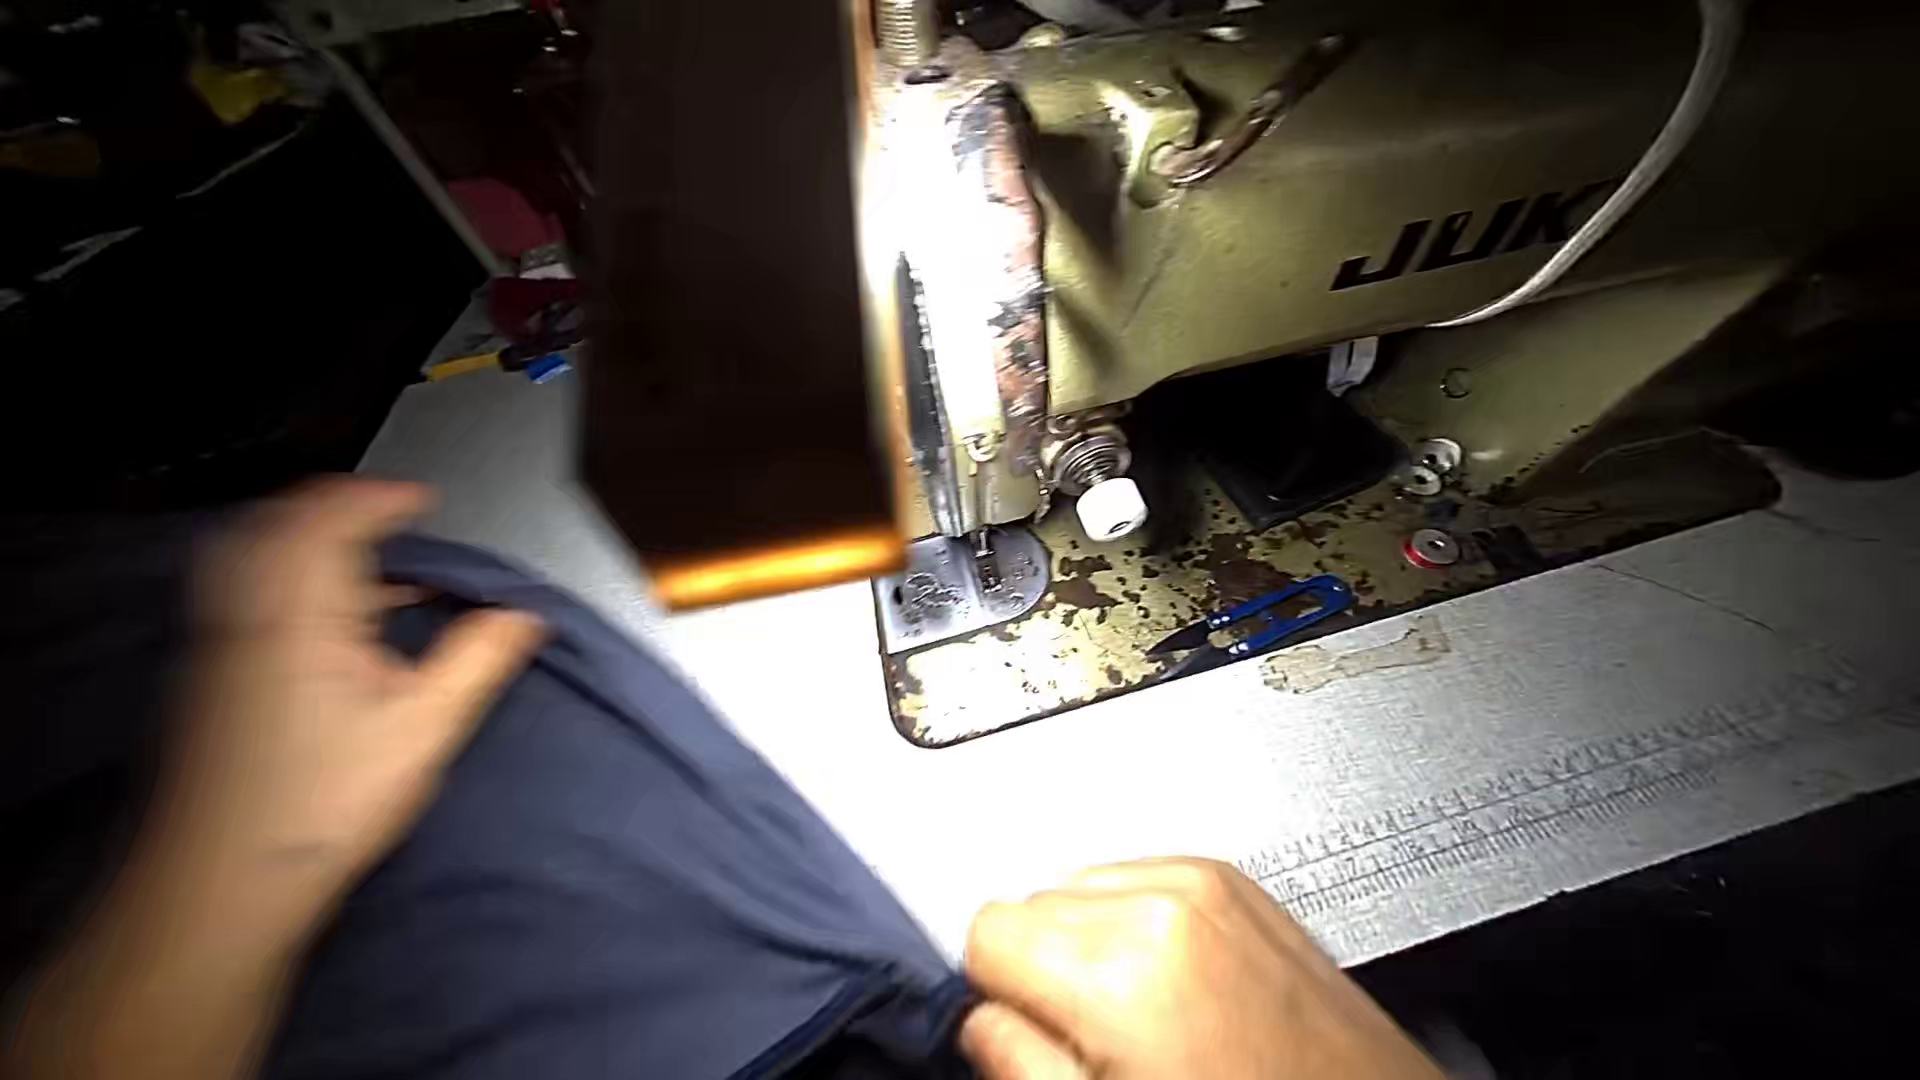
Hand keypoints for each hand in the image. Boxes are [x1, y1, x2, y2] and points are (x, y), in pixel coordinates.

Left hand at [157, 477, 545, 904]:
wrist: (215, 888)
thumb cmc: (322, 804)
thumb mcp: (428, 725)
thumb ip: (482, 657)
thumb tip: (528, 615)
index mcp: (298, 626)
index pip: (325, 530)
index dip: (374, 500)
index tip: (420, 497)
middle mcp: (247, 626)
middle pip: (271, 532)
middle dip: (331, 506)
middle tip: (387, 505)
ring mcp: (223, 652)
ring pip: (254, 562)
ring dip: (312, 537)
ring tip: (373, 544)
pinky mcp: (220, 679)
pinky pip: (253, 595)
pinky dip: (300, 576)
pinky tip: (347, 606)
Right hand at [961, 858, 1445, 1079]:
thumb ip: (1023, 1068)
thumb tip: (980, 1018)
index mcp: (1126, 970)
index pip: (987, 927)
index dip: (997, 989)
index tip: (1029, 1029)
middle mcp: (1162, 902)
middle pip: (1031, 903)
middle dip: (1044, 969)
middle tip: (1096, 1037)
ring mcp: (1199, 879)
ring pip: (1076, 887)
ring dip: (1087, 943)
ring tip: (1142, 1011)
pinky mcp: (1224, 875)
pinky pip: (1129, 878)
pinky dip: (1130, 922)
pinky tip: (1171, 982)